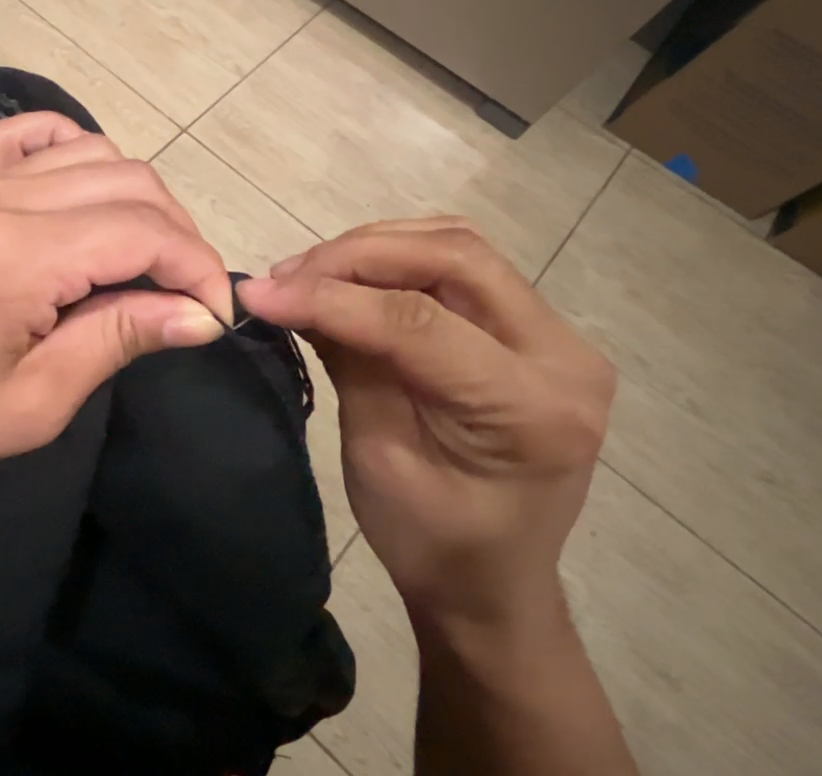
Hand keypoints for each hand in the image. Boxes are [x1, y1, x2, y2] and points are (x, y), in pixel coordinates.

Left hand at [0, 112, 234, 503]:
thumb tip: (199, 315)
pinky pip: (21, 139)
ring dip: (136, 199)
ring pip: (88, 154)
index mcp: (21, 253)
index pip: (145, 231)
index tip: (213, 318)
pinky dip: (68, 148)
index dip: (197, 269)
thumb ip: (119, 339)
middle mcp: (1, 198)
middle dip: (178, 234)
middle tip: (186, 298)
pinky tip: (82, 186)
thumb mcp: (34, 402)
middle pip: (129, 182)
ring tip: (145, 261)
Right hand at [235, 219, 614, 628]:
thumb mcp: (376, 453)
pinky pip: (463, 265)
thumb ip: (348, 360)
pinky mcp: (534, 329)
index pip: (419, 321)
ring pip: (459, 246)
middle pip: (454, 257)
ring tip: (308, 274)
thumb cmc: (428, 537)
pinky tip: (350, 278)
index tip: (258, 294)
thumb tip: (287, 293)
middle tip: (285, 277)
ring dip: (375, 247)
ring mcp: (557, 337)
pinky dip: (398, 258)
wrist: (489, 577)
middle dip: (356, 254)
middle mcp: (562, 357)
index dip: (330, 297)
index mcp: (529, 409)